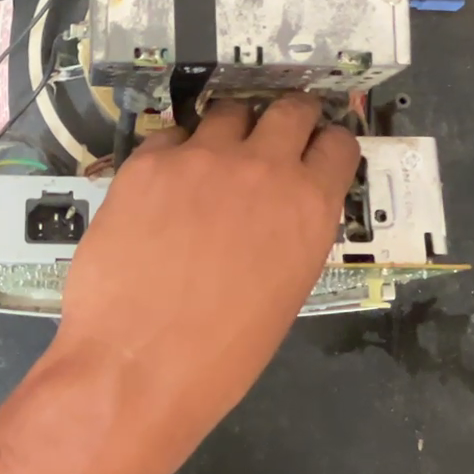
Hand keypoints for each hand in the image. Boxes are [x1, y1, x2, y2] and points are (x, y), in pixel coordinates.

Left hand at [54, 93, 358, 426]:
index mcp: (308, 208)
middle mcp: (261, 169)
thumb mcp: (282, 296)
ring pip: (226, 113)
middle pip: (288, 111)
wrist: (135, 363)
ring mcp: (200, 158)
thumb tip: (274, 219)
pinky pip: (169, 137)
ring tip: (212, 157)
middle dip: (287, 118)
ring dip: (228, 130)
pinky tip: (162, 184)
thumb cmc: (218, 355)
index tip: (316, 149)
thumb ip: (288, 239)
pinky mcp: (146, 163)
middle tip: (272, 135)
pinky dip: (173, 153)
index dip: (327, 146)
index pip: (338, 146)